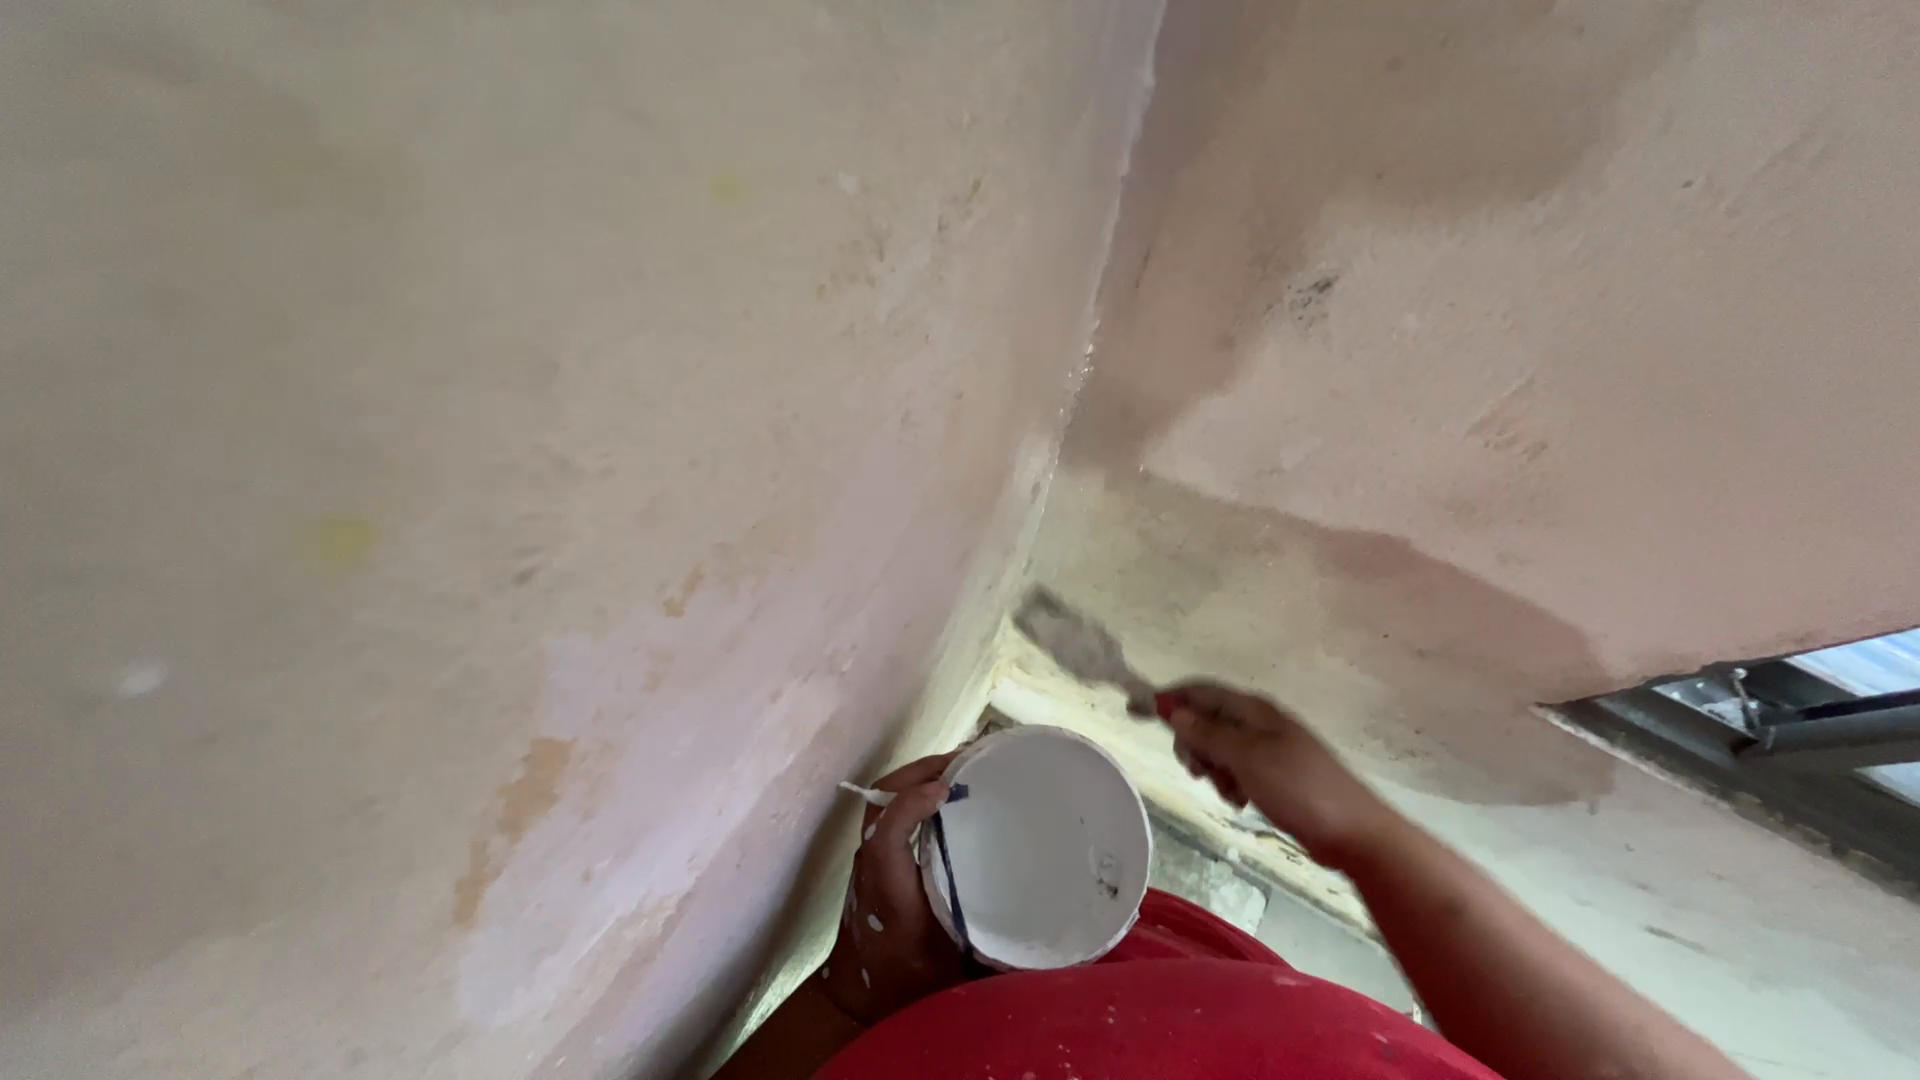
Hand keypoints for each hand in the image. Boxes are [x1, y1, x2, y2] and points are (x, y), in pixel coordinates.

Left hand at [818, 752, 967, 1025]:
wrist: (856, 999)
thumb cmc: (906, 985)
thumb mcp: (952, 971)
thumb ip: (992, 955)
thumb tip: (1040, 932)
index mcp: (890, 893)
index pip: (885, 837)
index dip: (911, 804)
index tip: (948, 790)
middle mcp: (873, 865)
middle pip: (883, 798)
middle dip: (924, 770)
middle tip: (971, 761)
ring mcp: (869, 857)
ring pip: (885, 797)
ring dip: (920, 776)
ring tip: (964, 770)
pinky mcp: (874, 856)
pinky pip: (890, 806)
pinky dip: (917, 790)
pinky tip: (949, 794)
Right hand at [1158, 681, 1397, 867]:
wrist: (1356, 833)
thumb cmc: (1299, 789)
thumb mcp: (1246, 758)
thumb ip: (1207, 732)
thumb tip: (1173, 710)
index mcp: (1253, 710)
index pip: (1200, 691)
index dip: (1167, 697)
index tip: (1135, 710)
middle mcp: (1259, 722)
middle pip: (1206, 719)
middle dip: (1192, 742)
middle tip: (1196, 771)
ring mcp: (1270, 748)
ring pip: (1220, 747)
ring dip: (1211, 767)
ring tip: (1225, 792)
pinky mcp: (1276, 774)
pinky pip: (1237, 768)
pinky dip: (1229, 781)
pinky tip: (1238, 800)